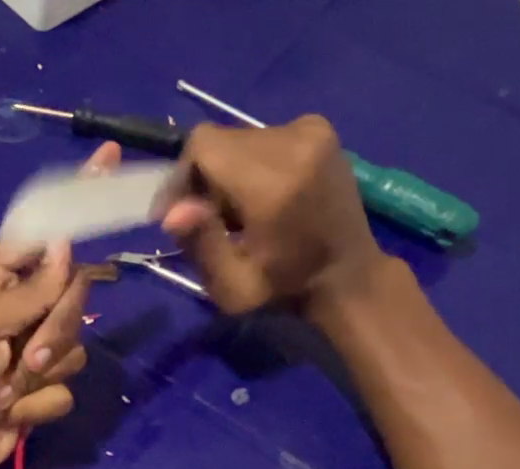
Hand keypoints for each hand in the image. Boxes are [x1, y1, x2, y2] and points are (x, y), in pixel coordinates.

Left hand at [0, 143, 118, 468]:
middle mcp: (16, 311)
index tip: (108, 160)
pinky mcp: (38, 390)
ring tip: (5, 390)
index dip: (73, 203)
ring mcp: (30, 351)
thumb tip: (65, 247)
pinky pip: (64, 386)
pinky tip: (8, 413)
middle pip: (71, 295)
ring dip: (40, 373)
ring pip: (74, 344)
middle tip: (24, 352)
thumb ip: (31, 291)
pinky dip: (36, 403)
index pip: (40, 235)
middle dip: (53, 329)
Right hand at [162, 117, 389, 314]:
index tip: (176, 213)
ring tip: (237, 214)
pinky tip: (260, 198)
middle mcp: (294, 143)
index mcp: (273, 183)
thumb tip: (171, 214)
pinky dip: (250, 165)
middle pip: (219, 142)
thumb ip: (201, 245)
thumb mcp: (233, 288)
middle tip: (209, 221)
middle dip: (203, 179)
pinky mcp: (318, 129)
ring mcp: (312, 130)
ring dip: (226, 174)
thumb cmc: (286, 288)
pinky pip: (262, 137)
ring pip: (238, 140)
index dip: (180, 176)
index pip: (204, 145)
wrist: (349, 275)